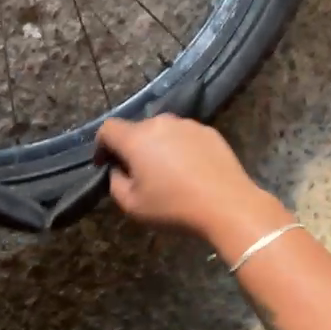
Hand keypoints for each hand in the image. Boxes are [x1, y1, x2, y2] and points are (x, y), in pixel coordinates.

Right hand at [97, 115, 289, 248]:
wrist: (229, 205)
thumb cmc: (175, 206)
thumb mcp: (133, 206)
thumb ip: (115, 183)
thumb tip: (119, 170)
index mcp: (136, 138)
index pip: (108, 129)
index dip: (101, 145)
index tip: (105, 163)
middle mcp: (160, 123)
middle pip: (136, 129)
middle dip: (132, 148)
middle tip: (138, 173)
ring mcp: (187, 124)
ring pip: (162, 131)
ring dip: (157, 146)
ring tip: (167, 172)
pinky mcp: (208, 131)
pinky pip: (185, 136)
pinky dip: (180, 148)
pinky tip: (190, 170)